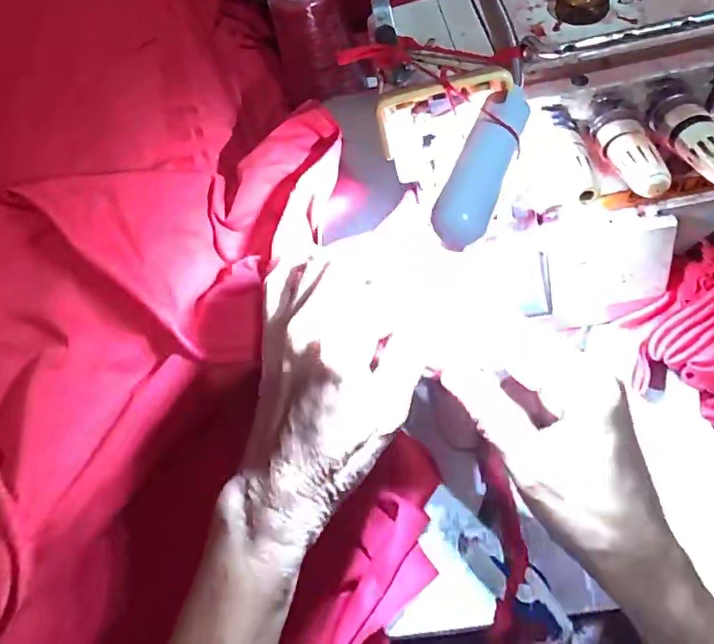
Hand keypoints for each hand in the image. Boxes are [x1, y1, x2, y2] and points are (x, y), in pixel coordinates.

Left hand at [237, 252, 424, 561]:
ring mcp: (283, 316)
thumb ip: (409, 353)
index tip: (444, 271)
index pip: (388, 294)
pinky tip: (323, 241)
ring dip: (356, 250)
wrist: (281, 473)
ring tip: (384, 252)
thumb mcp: (390, 412)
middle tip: (418, 250)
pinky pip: (281, 267)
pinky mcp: (269, 319)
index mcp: (340, 348)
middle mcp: (307, 321)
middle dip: (391, 253)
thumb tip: (425, 309)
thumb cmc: (341, 451)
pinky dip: (303, 247)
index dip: (420, 281)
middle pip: (352, 263)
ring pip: (321, 258)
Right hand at [439, 331, 713, 643]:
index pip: (516, 344)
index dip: (471, 343)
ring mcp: (585, 384)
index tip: (432, 345)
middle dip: (477, 350)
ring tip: (448, 368)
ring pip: (523, 361)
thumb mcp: (528, 463)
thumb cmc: (585, 514)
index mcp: (584, 380)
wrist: (636, 559)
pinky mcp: (578, 401)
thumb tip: (447, 367)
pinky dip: (503, 385)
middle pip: (520, 345)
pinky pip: (532, 380)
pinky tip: (476, 388)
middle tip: (435, 355)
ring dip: (487, 366)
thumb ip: (487, 409)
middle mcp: (588, 370)